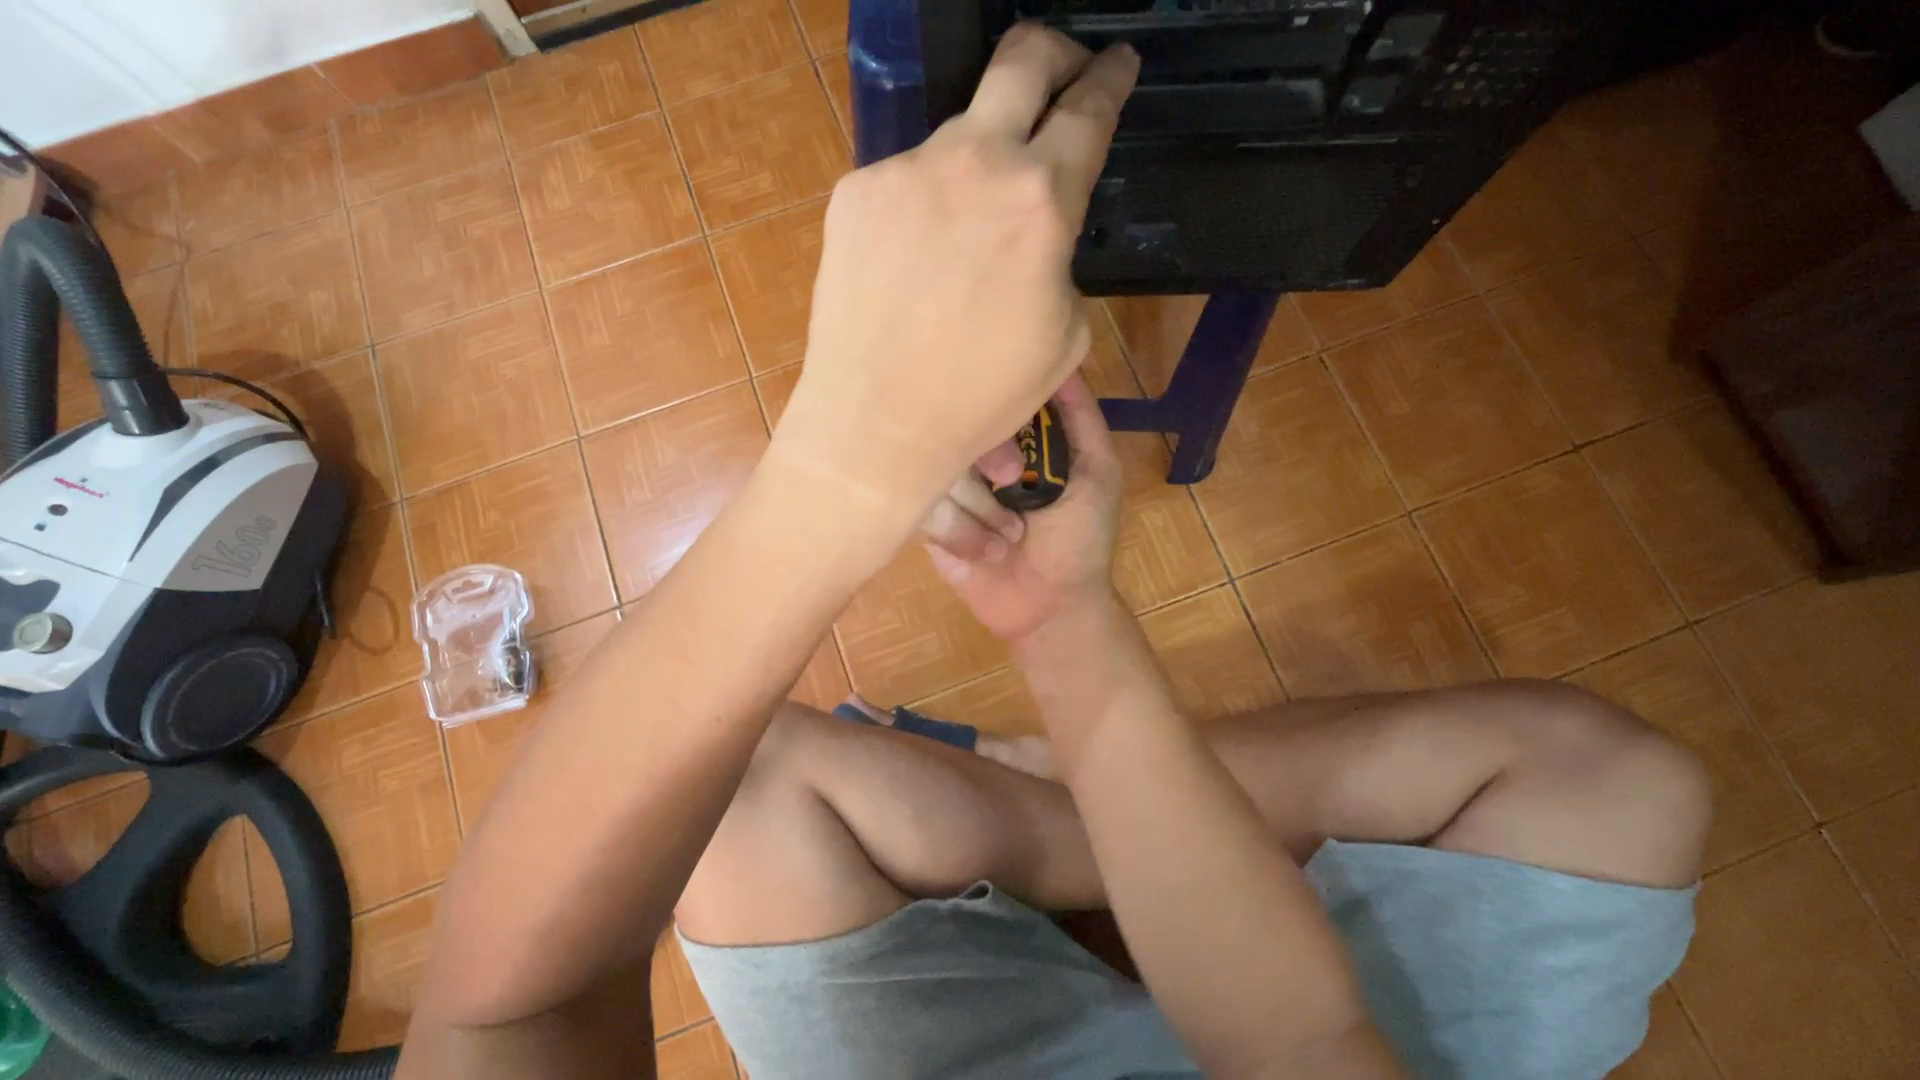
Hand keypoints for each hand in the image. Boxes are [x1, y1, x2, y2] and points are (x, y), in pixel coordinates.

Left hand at [769, 24, 1138, 518]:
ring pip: (958, 137)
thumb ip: (1058, 255)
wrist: (878, 421)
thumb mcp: (1064, 334)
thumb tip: (1036, 230)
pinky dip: (925, 208)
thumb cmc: (982, 394)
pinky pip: (907, 181)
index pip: (1089, 110)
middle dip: (1057, 52)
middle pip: (1023, 58)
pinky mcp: (859, 191)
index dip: (1110, 77)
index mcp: (1042, 200)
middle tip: (1067, 66)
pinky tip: (915, 265)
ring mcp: (908, 170)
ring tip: (967, 237)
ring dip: (979, 163)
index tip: (1117, 62)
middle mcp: (976, 163)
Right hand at [920, 376, 1123, 643]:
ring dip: (983, 509)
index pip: (993, 393)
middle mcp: (978, 453)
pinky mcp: (925, 519)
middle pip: (957, 423)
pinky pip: (926, 505)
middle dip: (992, 462)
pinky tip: (985, 552)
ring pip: (941, 466)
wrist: (1050, 607)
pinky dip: (962, 531)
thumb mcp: (1098, 474)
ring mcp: (949, 485)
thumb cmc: (1080, 540)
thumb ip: (1081, 419)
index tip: (1013, 420)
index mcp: (1016, 436)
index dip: (1001, 401)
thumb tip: (1062, 360)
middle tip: (1013, 486)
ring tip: (1009, 535)